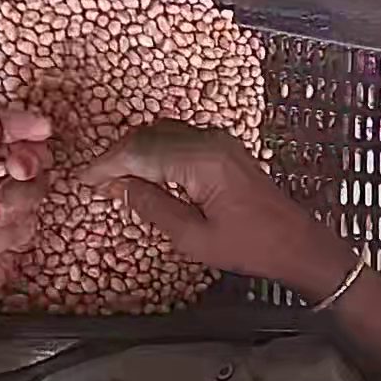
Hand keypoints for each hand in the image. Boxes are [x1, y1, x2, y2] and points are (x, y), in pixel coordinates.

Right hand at [81, 121, 353, 298]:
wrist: (296, 243)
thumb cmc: (250, 247)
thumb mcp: (194, 237)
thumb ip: (152, 207)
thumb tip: (119, 186)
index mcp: (201, 161)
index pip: (140, 152)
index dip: (107, 165)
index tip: (85, 181)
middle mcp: (210, 141)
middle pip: (149, 136)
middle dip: (119, 157)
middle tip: (99, 184)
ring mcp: (220, 141)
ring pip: (163, 134)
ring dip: (136, 152)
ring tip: (117, 182)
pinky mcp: (225, 149)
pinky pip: (180, 140)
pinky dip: (157, 152)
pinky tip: (148, 174)